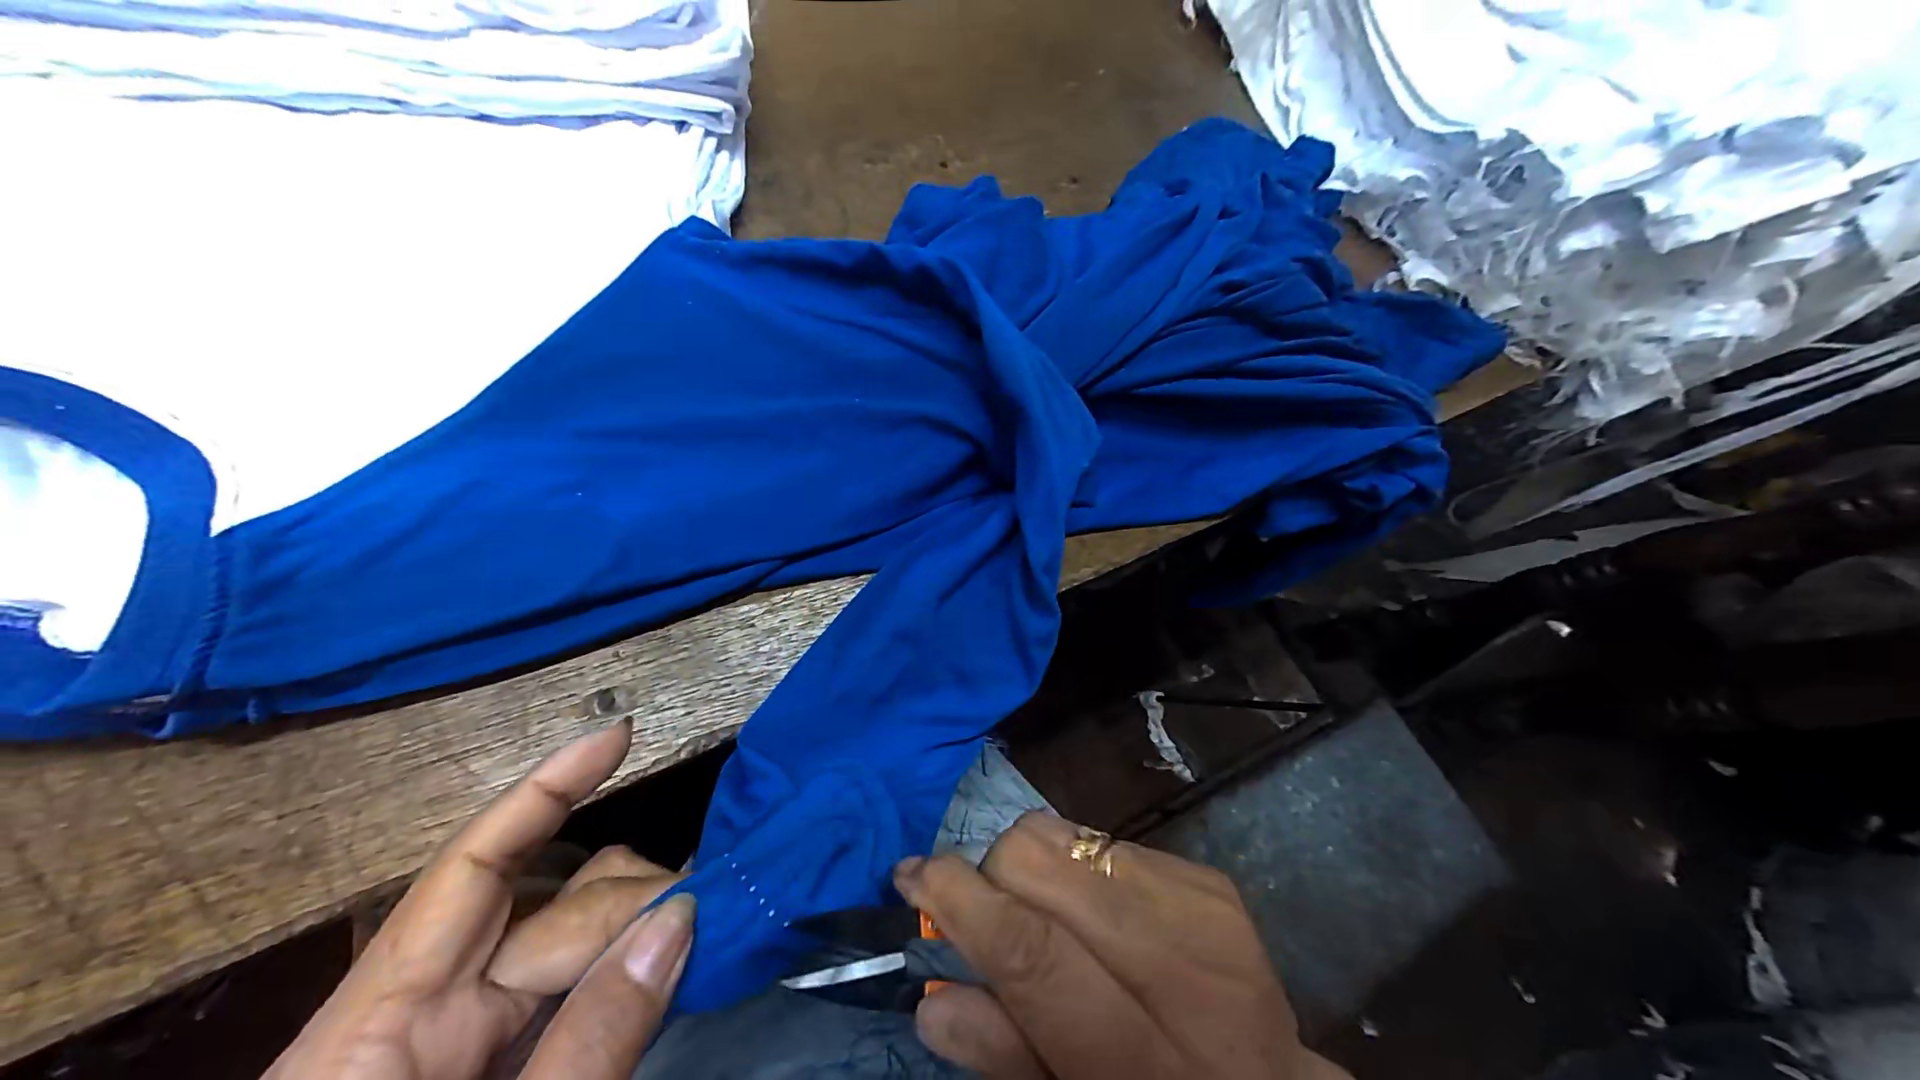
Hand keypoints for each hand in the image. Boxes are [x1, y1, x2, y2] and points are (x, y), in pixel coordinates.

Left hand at [267, 720, 693, 1079]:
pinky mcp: (498, 1058)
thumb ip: (593, 1037)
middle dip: (625, 891)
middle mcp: (420, 1011)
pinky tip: (669, 954)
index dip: (545, 790)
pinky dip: (625, 966)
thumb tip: (680, 915)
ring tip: (698, 922)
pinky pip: (572, 986)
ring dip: (634, 923)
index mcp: (376, 1029)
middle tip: (705, 905)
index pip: (470, 871)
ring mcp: (461, 1037)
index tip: (618, 735)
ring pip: (565, 941)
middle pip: (539, 906)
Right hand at [893, 812, 1352, 1079]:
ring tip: (1040, 909)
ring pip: (1068, 836)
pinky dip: (1074, 864)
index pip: (1034, 954)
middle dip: (991, 871)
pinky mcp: (1208, 879)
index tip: (911, 875)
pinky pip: (1102, 836)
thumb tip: (933, 999)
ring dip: (1032, 865)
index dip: (962, 903)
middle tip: (982, 903)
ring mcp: (1202, 911)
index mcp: (1144, 1061)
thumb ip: (1008, 1057)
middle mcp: (1184, 972)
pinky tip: (1090, 907)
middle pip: (1045, 865)